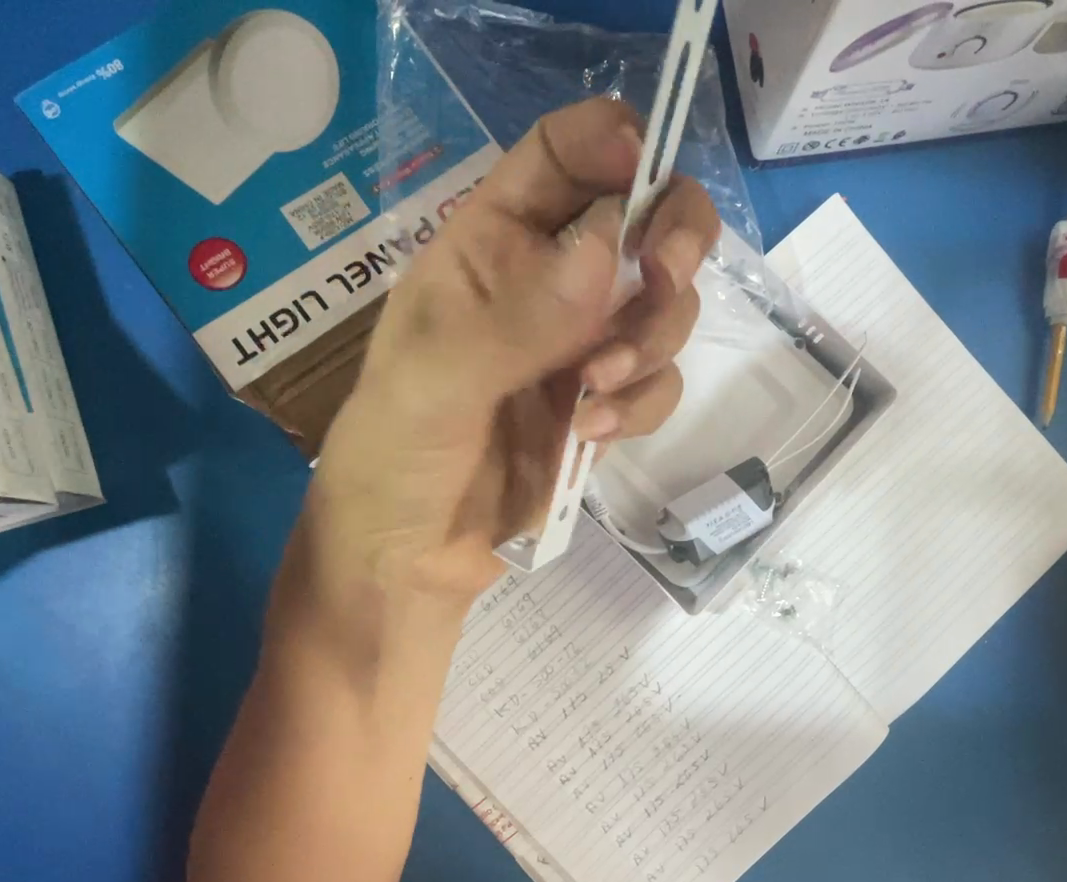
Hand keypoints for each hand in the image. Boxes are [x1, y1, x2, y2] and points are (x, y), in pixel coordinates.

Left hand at [311, 98, 720, 603]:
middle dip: (671, 241)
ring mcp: (583, 346)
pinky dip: (641, 403)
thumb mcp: (433, 383)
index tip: (645, 173)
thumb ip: (516, 320)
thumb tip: (605, 254)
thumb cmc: (395, 456)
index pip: (562, 154)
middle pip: (644, 219)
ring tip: (594, 396)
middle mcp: (548, 282)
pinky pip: (659, 382)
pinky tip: (592, 436)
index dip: (612, 140)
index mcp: (490, 244)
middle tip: (664, 279)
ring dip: (651, 343)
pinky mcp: (606, 405)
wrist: (411, 555)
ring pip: (664, 307)